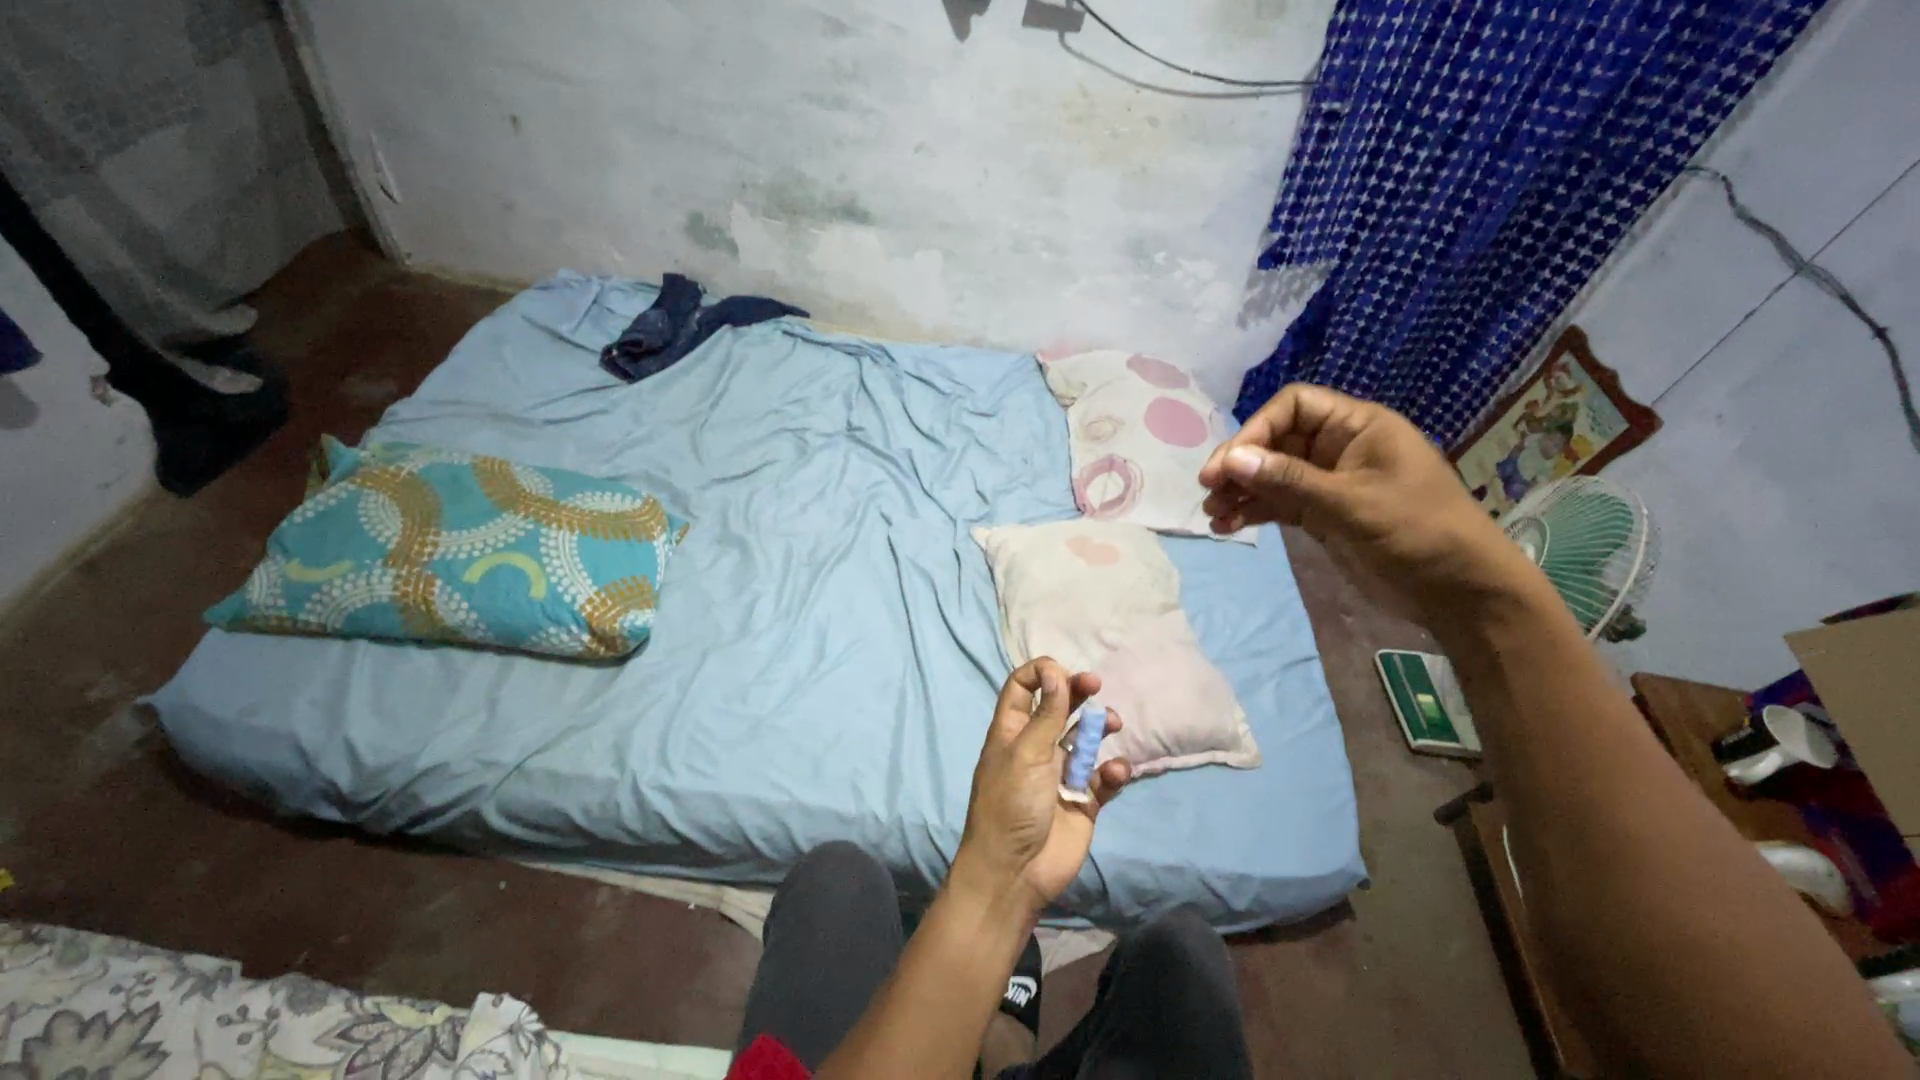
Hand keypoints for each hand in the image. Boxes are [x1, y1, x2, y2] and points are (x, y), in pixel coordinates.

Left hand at [954, 658, 1131, 914]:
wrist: (1015, 872)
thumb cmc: (1010, 805)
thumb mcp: (1026, 753)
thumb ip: (1046, 714)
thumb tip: (1056, 671)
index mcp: (1011, 731)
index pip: (1022, 688)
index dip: (1041, 673)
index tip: (1063, 671)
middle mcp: (1036, 747)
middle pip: (1059, 708)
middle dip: (1078, 693)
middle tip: (1096, 684)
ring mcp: (1061, 773)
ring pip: (1086, 740)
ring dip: (1100, 728)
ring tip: (1114, 724)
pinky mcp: (1083, 800)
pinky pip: (1104, 776)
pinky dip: (1112, 770)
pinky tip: (1114, 772)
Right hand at [1199, 384, 1538, 623]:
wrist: (1459, 590)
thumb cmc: (1417, 532)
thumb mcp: (1351, 503)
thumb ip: (1289, 480)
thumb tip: (1231, 459)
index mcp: (1358, 426)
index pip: (1294, 406)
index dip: (1256, 429)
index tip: (1228, 464)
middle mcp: (1340, 448)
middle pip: (1276, 441)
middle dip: (1242, 464)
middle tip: (1209, 490)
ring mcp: (1331, 483)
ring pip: (1273, 475)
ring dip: (1242, 491)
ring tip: (1213, 514)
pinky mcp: (1324, 515)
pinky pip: (1280, 504)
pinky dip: (1254, 513)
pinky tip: (1229, 527)